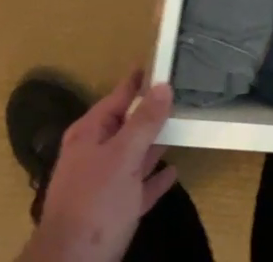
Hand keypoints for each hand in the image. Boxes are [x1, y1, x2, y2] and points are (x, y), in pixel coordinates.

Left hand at [20, 71, 176, 261]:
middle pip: (126, 125)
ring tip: (183, 127)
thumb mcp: (123, 156)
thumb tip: (163, 85)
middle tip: (182, 95)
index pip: (118, 97)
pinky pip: (138, 187)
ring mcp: (102, 184)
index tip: (163, 63)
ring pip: (133, 155)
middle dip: (151, 112)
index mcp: (89, 135)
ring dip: (155, 143)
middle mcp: (94, 154)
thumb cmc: (95, 202)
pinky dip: (154, 178)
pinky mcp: (113, 211)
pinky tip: (173, 172)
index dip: (139, 81)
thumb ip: (144, 122)